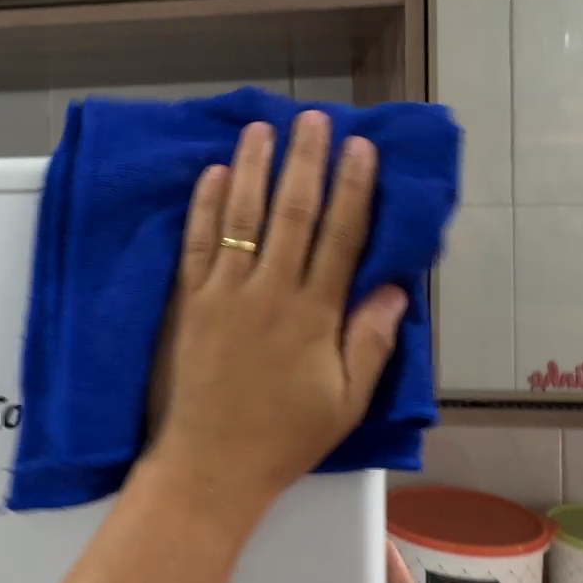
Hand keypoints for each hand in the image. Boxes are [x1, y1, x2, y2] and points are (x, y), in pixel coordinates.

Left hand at [141, 112, 408, 513]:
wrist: (210, 463)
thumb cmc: (284, 436)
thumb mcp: (346, 401)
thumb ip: (370, 342)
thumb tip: (394, 289)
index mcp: (314, 314)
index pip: (341, 237)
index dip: (354, 188)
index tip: (360, 148)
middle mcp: (270, 292)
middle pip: (293, 213)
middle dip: (305, 161)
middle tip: (313, 119)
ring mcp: (224, 292)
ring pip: (242, 216)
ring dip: (253, 168)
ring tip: (262, 128)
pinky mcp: (188, 300)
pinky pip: (197, 243)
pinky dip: (204, 205)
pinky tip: (212, 174)